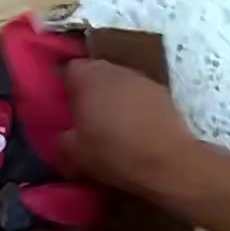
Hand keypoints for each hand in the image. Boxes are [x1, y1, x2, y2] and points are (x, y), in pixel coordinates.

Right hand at [61, 59, 207, 198]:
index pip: (68, 68)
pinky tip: (134, 127)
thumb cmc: (112, 153)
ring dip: (112, 96)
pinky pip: (138, 94)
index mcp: (88, 78)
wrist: (166, 162)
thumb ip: (63, 137)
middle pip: (95, 71)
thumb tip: (67, 134)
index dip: (64, 85)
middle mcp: (115, 70)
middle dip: (88, 88)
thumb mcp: (73, 153)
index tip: (63, 105)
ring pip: (119, 81)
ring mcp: (142, 78)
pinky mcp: (163, 93)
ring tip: (110, 121)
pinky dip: (133, 105)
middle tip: (84, 114)